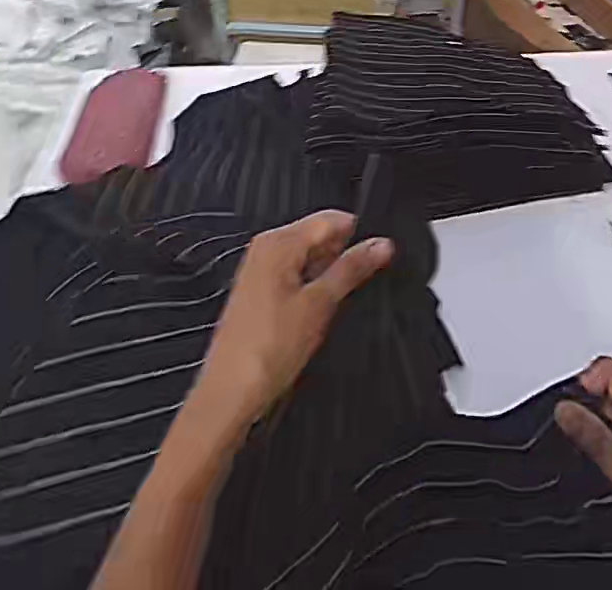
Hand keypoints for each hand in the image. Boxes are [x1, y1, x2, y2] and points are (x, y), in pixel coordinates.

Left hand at [187, 211, 393, 433]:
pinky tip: (318, 312)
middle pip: (319, 235)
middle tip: (358, 284)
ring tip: (335, 303)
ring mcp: (261, 268)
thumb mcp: (320, 304)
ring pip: (309, 255)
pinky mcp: (260, 289)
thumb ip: (352, 268)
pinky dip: (312, 286)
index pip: (331, 219)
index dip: (359, 234)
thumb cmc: (267, 350)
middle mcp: (266, 247)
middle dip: (343, 255)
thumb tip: (381, 244)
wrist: (230, 392)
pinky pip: (296, 273)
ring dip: (328, 273)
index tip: (380, 255)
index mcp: (278, 241)